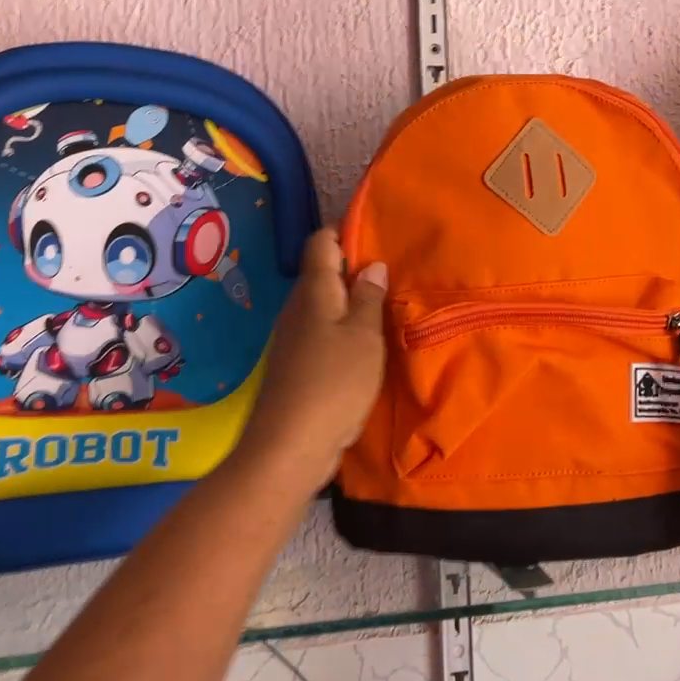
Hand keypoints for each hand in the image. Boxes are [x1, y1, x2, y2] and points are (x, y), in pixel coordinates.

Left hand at [234, 228, 386, 488]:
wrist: (288, 447)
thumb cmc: (333, 383)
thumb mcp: (364, 337)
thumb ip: (368, 298)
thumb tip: (372, 264)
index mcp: (314, 291)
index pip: (321, 242)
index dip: (345, 232)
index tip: (376, 237)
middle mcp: (297, 308)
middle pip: (322, 274)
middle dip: (353, 271)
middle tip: (391, 278)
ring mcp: (292, 338)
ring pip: (322, 306)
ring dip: (349, 305)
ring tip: (383, 312)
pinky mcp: (294, 366)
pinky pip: (320, 334)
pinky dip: (341, 333)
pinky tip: (363, 350)